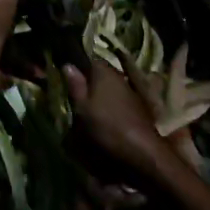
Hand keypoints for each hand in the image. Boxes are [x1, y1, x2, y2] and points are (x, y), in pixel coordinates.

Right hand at [63, 59, 176, 183]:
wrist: (141, 149)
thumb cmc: (106, 125)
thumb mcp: (83, 108)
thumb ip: (76, 86)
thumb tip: (68, 65)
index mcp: (104, 71)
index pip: (90, 60)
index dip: (81, 68)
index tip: (72, 78)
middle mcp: (119, 75)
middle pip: (103, 72)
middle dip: (93, 80)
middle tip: (81, 94)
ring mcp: (132, 90)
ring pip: (114, 85)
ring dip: (105, 92)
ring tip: (93, 106)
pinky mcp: (140, 105)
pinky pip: (123, 97)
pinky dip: (115, 103)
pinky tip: (109, 115)